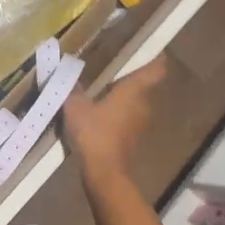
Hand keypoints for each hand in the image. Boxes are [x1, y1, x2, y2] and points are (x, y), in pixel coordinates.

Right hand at [62, 53, 168, 179]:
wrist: (104, 172)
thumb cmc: (94, 133)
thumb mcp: (75, 108)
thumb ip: (73, 90)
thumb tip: (67, 74)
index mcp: (133, 91)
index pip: (156, 70)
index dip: (157, 59)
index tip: (152, 52)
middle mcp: (143, 104)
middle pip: (143, 87)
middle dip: (130, 80)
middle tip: (112, 73)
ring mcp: (140, 124)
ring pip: (135, 105)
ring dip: (123, 100)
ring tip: (102, 95)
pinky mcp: (133, 139)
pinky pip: (127, 120)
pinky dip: (118, 116)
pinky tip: (100, 118)